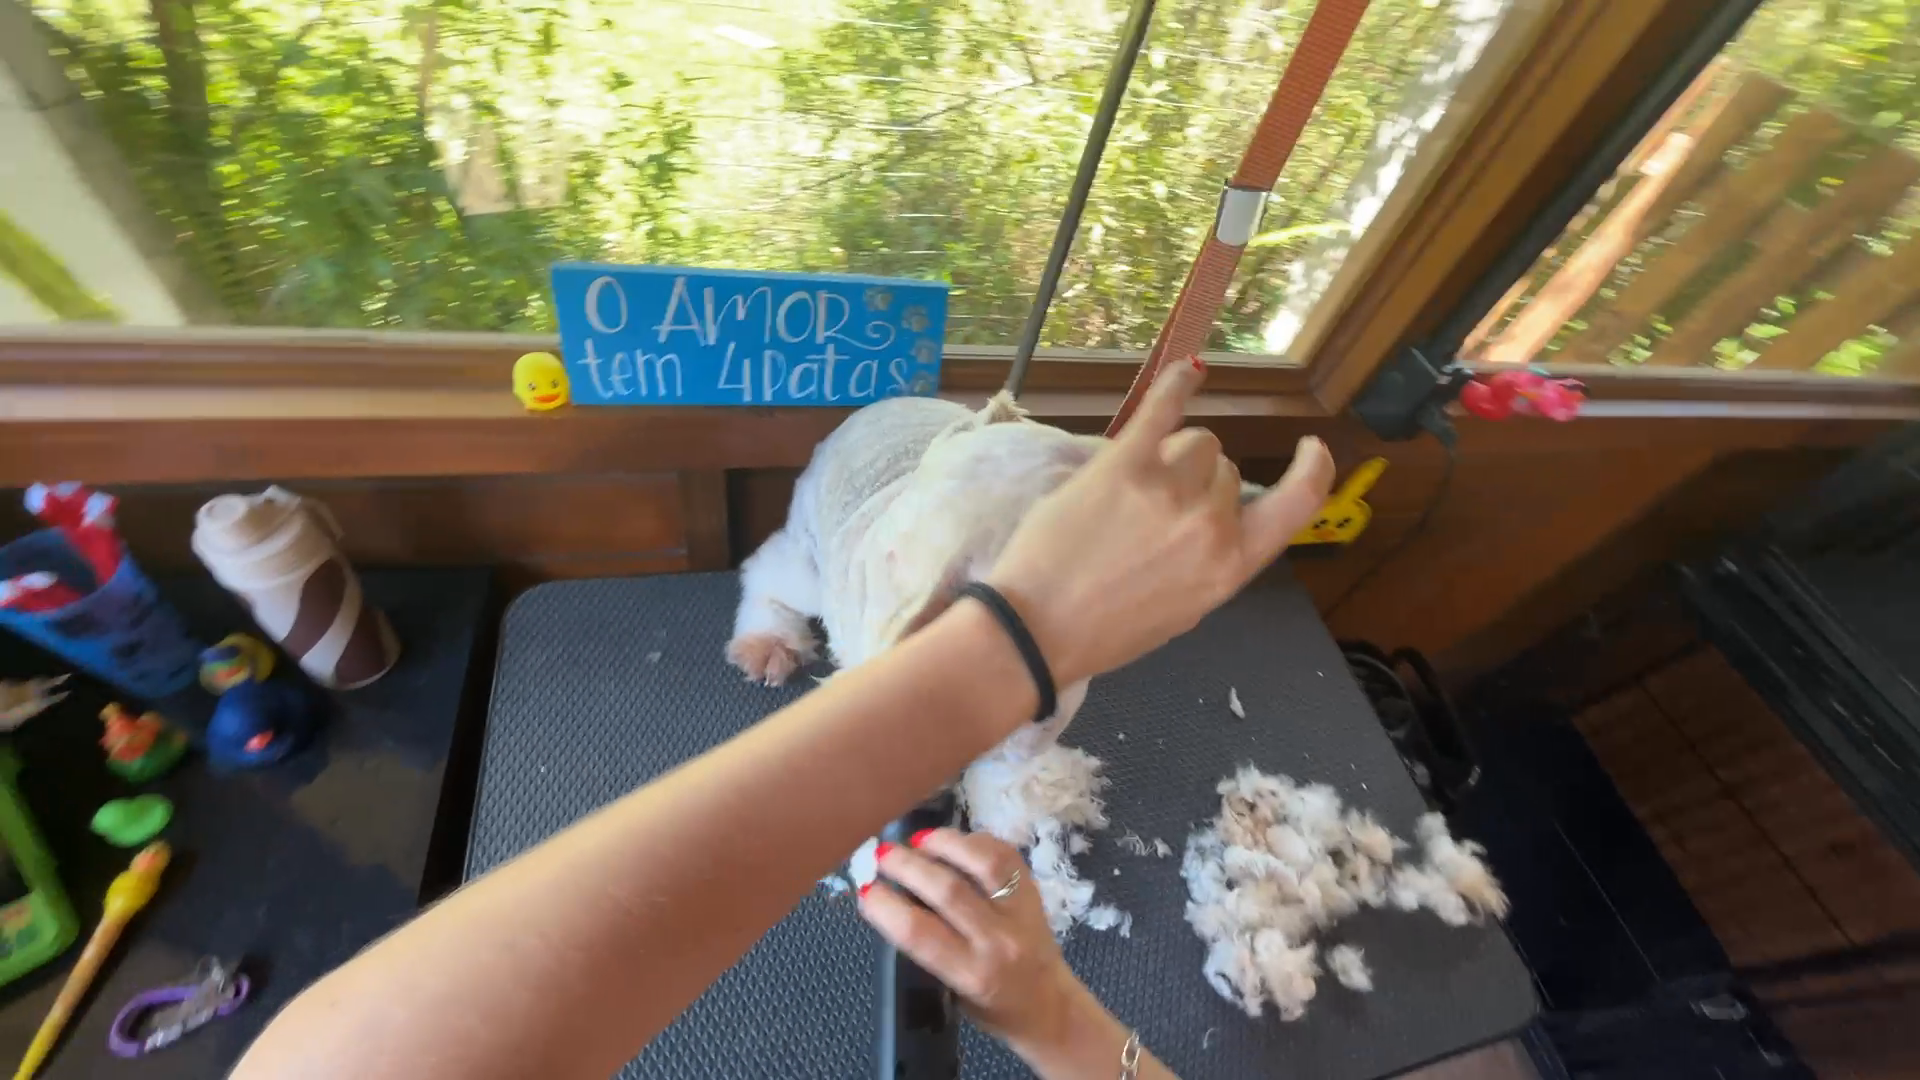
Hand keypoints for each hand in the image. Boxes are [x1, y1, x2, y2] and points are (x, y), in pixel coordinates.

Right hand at [858, 829, 1086, 1047]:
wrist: (1050, 1006)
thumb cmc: (992, 1006)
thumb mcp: (951, 990)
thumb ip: (926, 946)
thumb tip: (891, 895)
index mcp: (973, 974)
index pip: (921, 934)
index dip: (887, 907)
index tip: (865, 889)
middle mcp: (998, 940)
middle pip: (948, 890)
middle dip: (907, 865)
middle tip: (883, 853)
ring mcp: (1020, 910)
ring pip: (982, 861)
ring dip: (944, 843)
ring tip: (918, 839)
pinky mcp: (1033, 889)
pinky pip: (1002, 852)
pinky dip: (974, 840)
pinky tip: (953, 841)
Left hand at [985, 358, 1334, 685]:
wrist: (1036, 630)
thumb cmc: (1103, 630)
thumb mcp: (1180, 609)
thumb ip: (1209, 561)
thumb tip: (1213, 518)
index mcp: (1230, 568)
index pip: (1297, 506)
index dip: (1312, 472)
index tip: (1311, 450)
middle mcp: (1211, 525)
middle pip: (1226, 471)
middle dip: (1197, 485)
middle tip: (1147, 514)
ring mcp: (1169, 490)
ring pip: (1196, 443)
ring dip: (1173, 455)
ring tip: (1132, 486)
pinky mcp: (1124, 464)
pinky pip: (1162, 409)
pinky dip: (1177, 383)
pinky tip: (1187, 370)